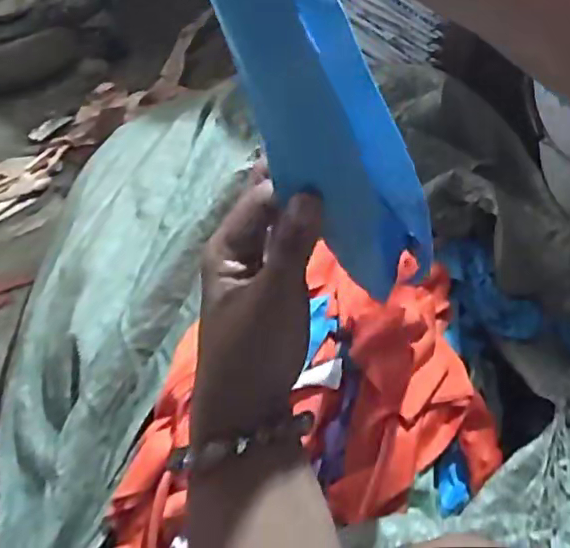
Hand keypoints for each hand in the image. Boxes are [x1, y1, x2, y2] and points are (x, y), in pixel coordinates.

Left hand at [191, 167, 323, 441]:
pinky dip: (311, 226)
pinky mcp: (275, 277)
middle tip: (337, 158)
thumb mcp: (275, 296)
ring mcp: (257, 262)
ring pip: (282, 219)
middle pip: (268, 202)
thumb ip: (292, 243)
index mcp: (227, 244)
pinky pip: (292, 239)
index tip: (326, 155)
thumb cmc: (253, 351)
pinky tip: (335, 215)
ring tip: (342, 178)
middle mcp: (239, 246)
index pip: (261, 195)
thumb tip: (310, 191)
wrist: (247, 414)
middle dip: (298, 181)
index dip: (290, 174)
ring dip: (307, 202)